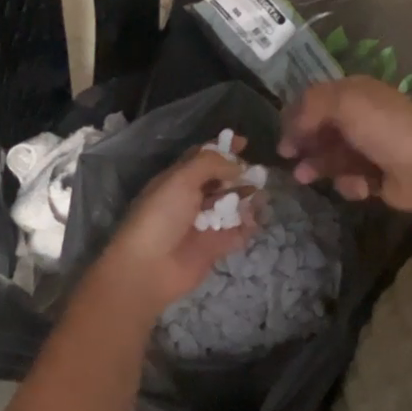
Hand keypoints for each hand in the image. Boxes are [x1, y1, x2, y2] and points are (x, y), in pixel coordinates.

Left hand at [92, 139, 256, 314]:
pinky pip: (237, 232)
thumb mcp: (181, 179)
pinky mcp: (215, 247)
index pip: (203, 157)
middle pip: (221, 181)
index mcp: (178, 178)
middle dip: (240, 175)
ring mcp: (204, 223)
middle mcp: (192, 198)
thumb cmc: (161, 215)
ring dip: (248, 199)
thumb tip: (237, 164)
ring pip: (232, 205)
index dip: (223, 148)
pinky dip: (249, 225)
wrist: (149, 267)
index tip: (245, 142)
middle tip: (260, 174)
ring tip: (262, 195)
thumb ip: (210, 164)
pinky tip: (257, 219)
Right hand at [279, 76, 411, 213]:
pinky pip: (350, 177)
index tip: (283, 133)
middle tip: (287, 156)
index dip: (297, 114)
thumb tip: (293, 124)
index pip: (318, 98)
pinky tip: (360, 186)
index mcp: (357, 92)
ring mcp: (370, 147)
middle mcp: (363, 117)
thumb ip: (312, 106)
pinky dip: (350, 182)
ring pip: (332, 155)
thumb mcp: (346, 104)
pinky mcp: (376, 175)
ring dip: (318, 165)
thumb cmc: (386, 129)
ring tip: (304, 178)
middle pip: (322, 129)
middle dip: (304, 142)